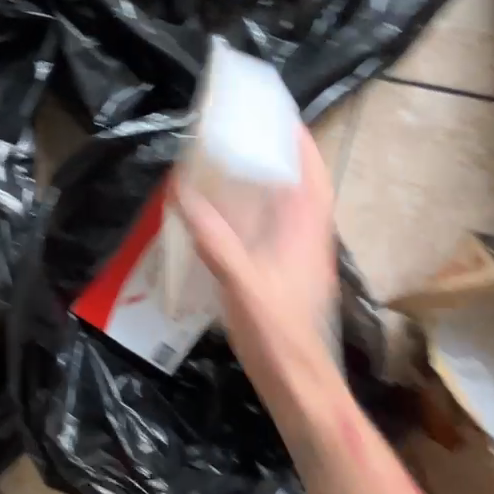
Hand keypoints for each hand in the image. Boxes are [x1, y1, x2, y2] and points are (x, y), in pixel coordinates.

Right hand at [171, 126, 339, 373]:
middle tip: (247, 130)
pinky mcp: (288, 273)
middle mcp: (308, 238)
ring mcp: (300, 257)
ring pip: (291, 205)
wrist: (298, 381)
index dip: (299, 142)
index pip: (311, 175)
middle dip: (281, 153)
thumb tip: (181, 192)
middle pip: (302, 184)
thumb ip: (213, 237)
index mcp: (304, 232)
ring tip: (236, 160)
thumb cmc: (275, 332)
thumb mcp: (239, 282)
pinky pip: (276, 226)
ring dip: (271, 179)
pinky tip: (231, 213)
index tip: (278, 113)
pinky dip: (258, 208)